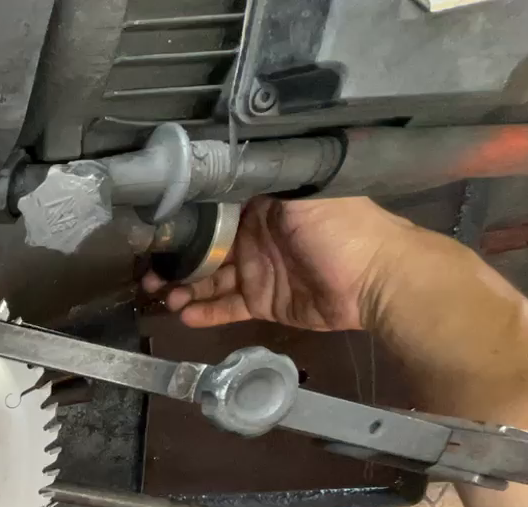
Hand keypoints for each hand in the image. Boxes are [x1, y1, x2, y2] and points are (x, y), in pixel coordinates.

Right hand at [142, 196, 422, 332]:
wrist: (377, 279)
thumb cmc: (341, 231)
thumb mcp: (302, 196)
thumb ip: (263, 185)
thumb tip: (224, 170)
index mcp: (264, 211)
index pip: (214, 217)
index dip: (185, 226)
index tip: (157, 236)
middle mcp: (255, 241)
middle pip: (204, 254)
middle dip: (176, 265)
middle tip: (150, 277)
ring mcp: (257, 274)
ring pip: (209, 283)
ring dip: (185, 291)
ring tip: (166, 299)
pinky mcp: (262, 303)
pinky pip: (225, 309)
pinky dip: (204, 313)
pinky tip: (185, 316)